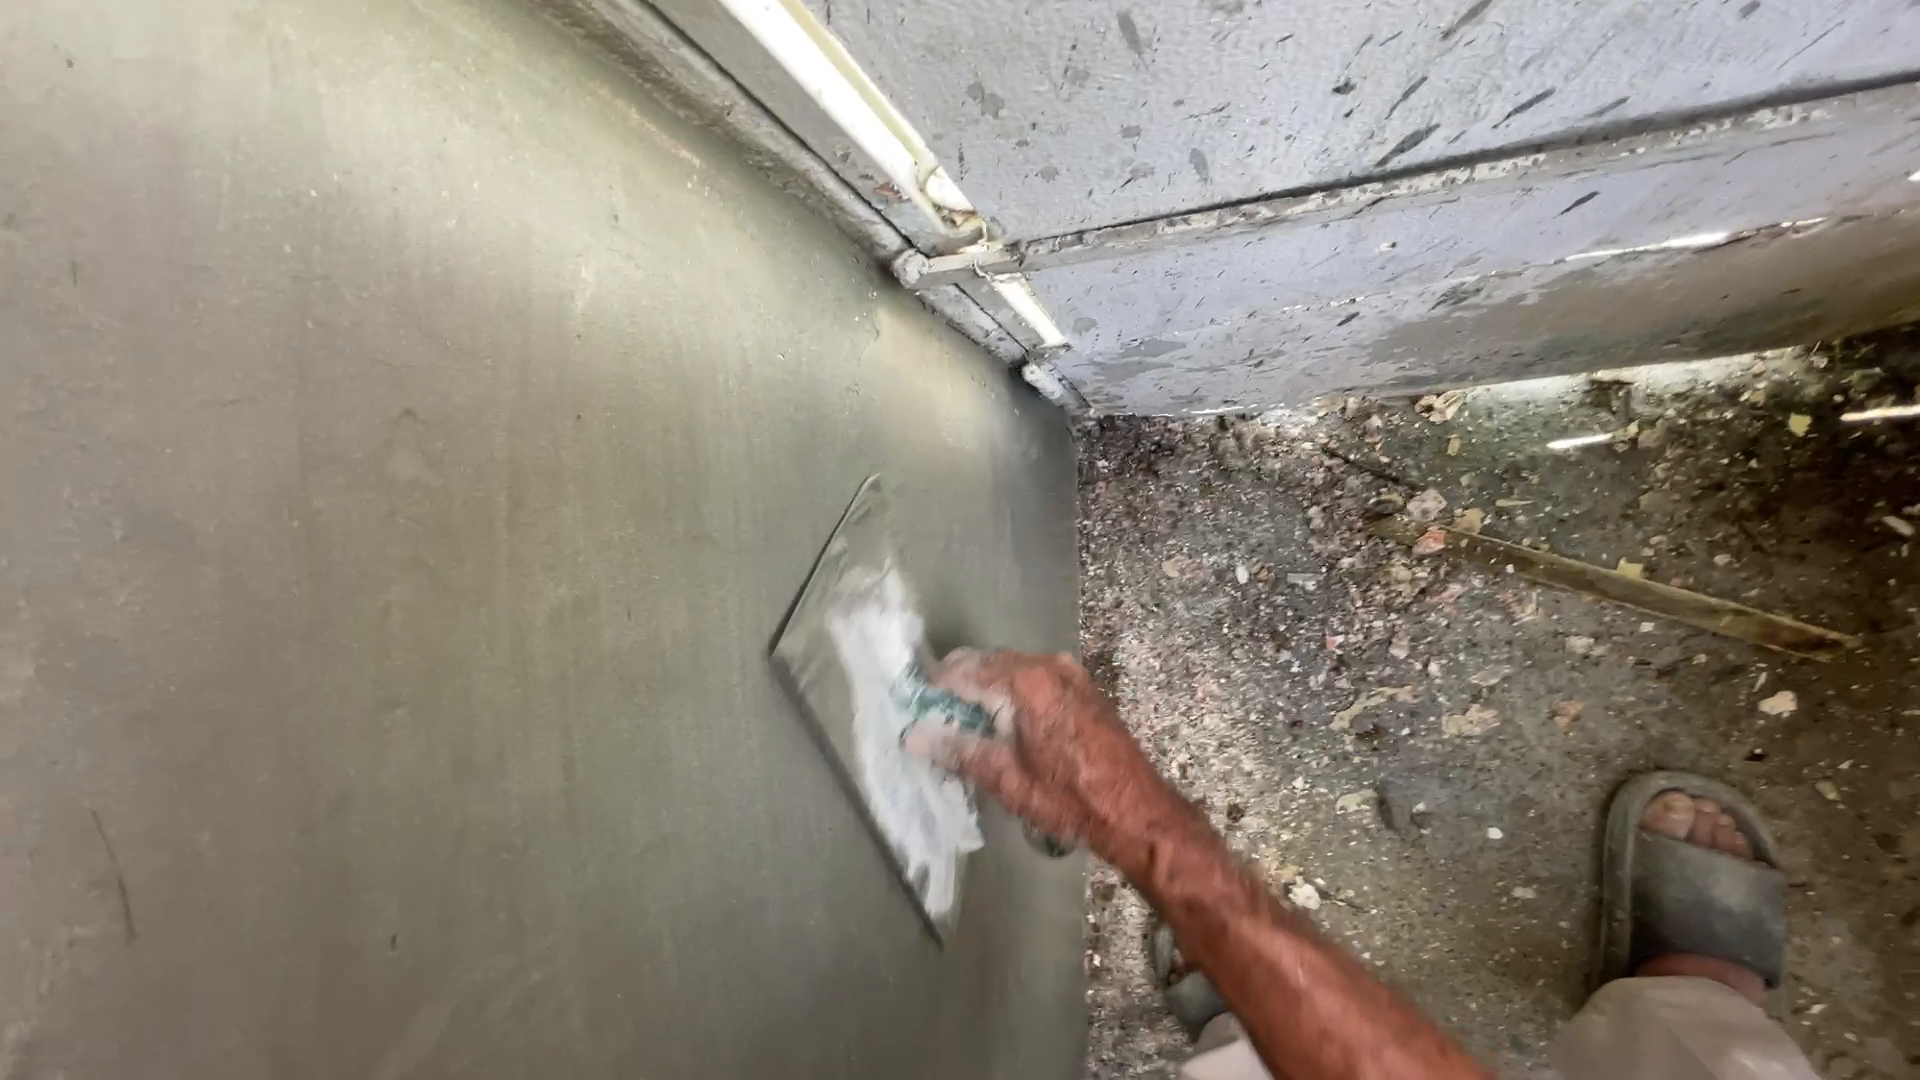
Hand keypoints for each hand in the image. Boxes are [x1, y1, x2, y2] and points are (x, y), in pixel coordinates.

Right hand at [904, 649, 1183, 863]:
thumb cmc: (1067, 797)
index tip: (913, 699)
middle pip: (988, 662)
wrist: (1135, 809)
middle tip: (934, 712)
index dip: (935, 684)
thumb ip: (956, 749)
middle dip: (959, 682)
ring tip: (964, 719)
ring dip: (985, 686)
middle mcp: (1047, 665)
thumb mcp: (1005, 777)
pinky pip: (1033, 676)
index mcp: (1025, 681)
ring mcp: (1069, 672)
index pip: (964, 671)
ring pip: (1011, 667)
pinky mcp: (1081, 685)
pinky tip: (1003, 718)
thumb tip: (913, 735)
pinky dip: (1011, 689)